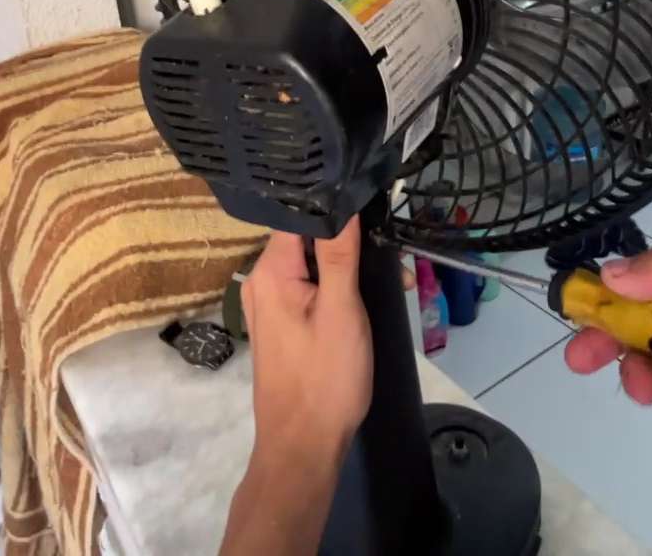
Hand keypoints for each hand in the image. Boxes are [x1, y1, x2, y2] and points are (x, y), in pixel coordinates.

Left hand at [242, 218, 372, 462]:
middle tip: (390, 250)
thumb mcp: (340, 310)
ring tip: (390, 276)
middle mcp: (261, 280)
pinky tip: (365, 296)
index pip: (298, 214)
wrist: (303, 448)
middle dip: (348, 240)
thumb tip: (341, 204)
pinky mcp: (281, 322)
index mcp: (270, 271)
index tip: (368, 205)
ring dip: (347, 265)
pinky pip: (308, 287)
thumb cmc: (324, 377)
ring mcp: (269, 303)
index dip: (333, 206)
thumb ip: (339, 254)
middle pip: (306, 237)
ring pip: (311, 263)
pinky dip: (336, 286)